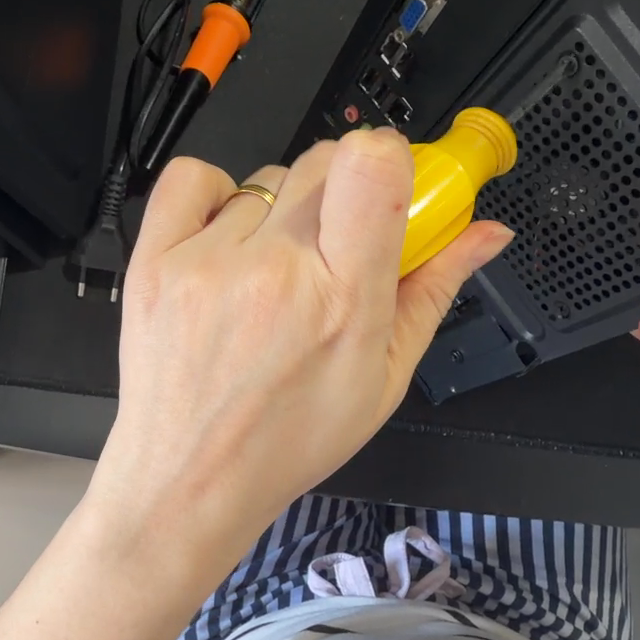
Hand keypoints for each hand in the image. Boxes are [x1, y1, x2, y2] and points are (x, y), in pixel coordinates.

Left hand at [87, 129, 512, 550]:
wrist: (191, 478)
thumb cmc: (287, 441)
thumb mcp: (382, 381)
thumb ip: (432, 294)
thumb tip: (484, 233)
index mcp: (341, 302)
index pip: (372, 164)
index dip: (389, 160)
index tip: (387, 190)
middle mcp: (273, 273)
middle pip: (323, 160)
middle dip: (339, 194)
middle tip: (330, 250)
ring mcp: (207, 264)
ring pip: (264, 181)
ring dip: (278, 215)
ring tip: (268, 278)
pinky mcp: (155, 263)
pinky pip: (193, 178)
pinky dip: (215, 197)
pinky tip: (224, 243)